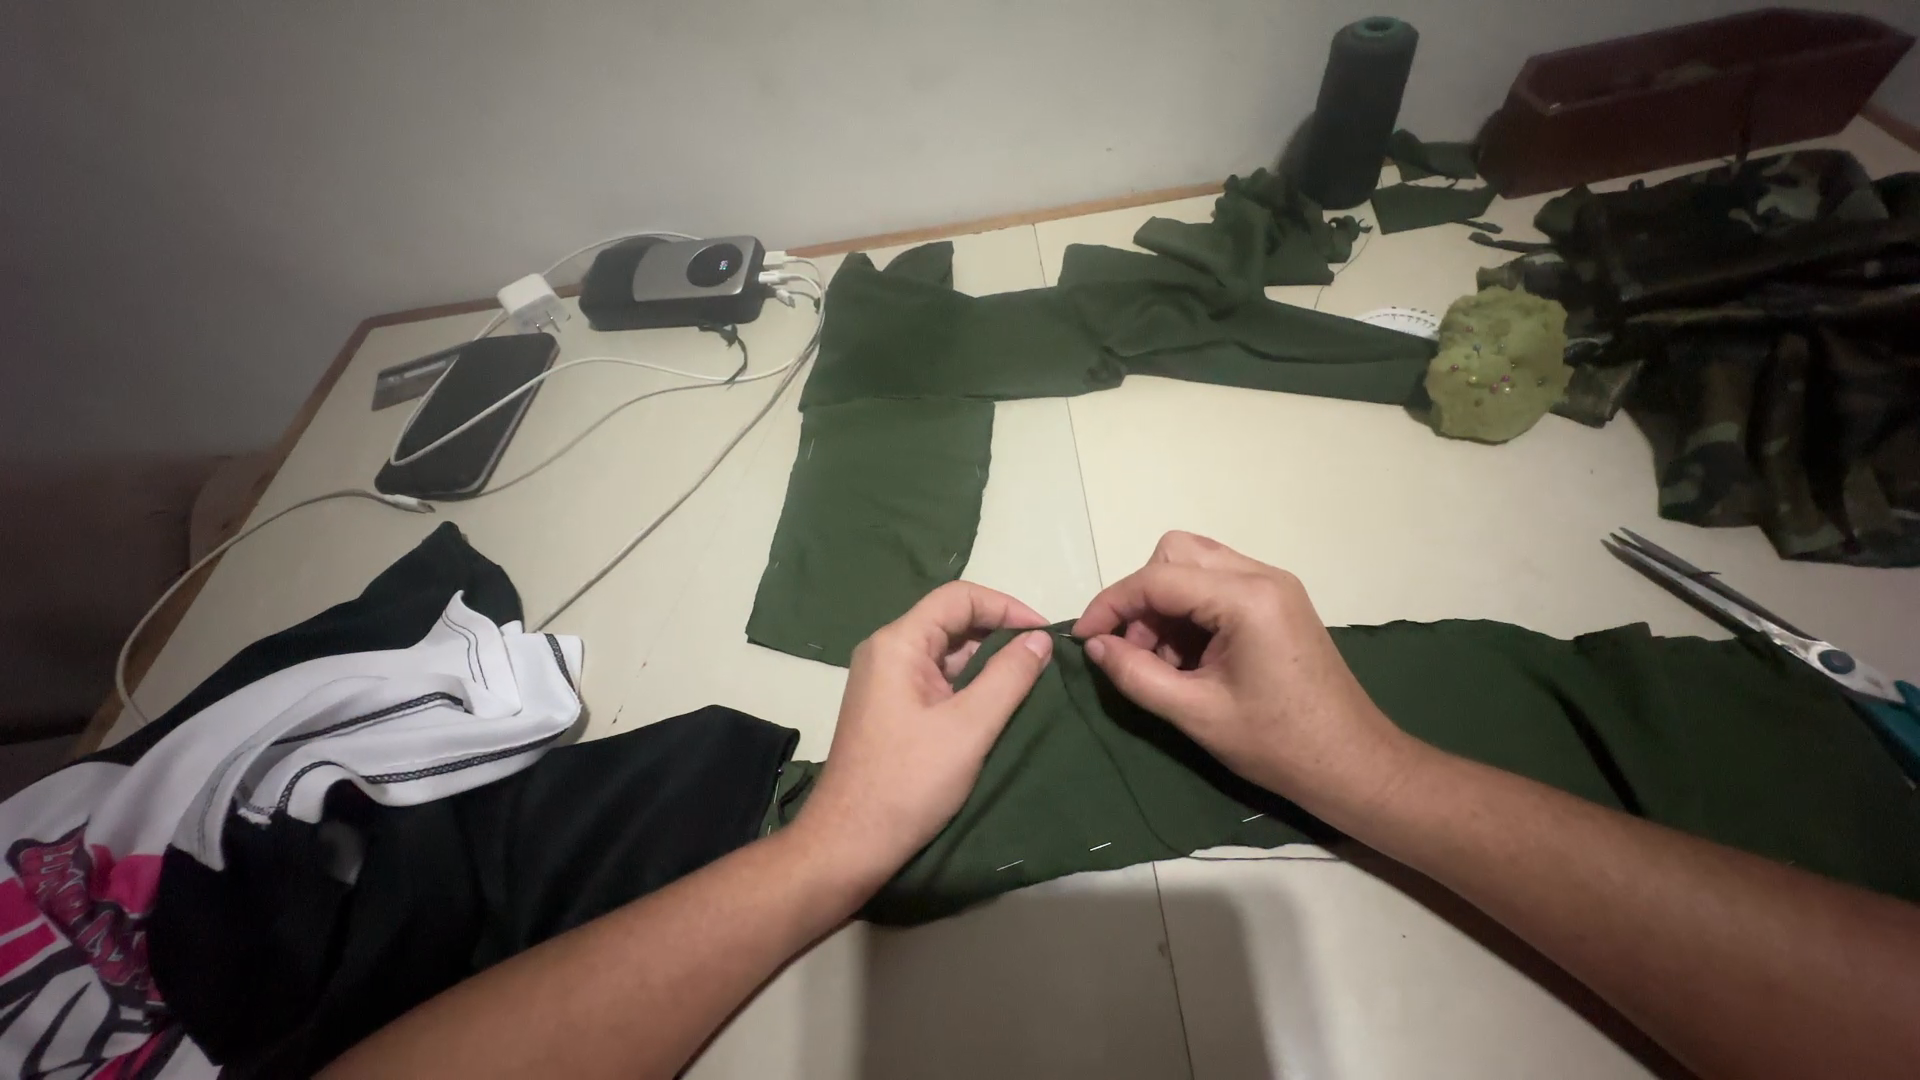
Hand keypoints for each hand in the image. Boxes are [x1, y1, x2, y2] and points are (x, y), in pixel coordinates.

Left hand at [794, 581, 1053, 894]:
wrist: (849, 843)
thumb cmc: (909, 782)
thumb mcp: (970, 727)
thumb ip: (1009, 676)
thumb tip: (1040, 638)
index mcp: (898, 643)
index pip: (958, 597)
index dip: (1005, 606)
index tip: (1044, 634)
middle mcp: (888, 651)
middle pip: (951, 620)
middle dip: (999, 632)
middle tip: (1044, 658)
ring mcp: (886, 680)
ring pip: (945, 651)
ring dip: (987, 660)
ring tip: (1031, 679)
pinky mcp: (891, 707)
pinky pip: (937, 678)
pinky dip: (970, 683)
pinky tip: (999, 703)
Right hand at [1071, 531, 1411, 816]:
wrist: (1353, 765)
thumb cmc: (1277, 744)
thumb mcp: (1195, 713)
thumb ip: (1136, 674)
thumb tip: (1095, 645)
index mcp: (1246, 599)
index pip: (1158, 579)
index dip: (1111, 605)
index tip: (1085, 638)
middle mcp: (1261, 576)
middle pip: (1175, 554)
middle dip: (1141, 596)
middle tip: (1132, 648)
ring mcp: (1272, 585)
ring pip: (1193, 565)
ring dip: (1163, 604)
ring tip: (1159, 659)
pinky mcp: (1275, 601)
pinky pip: (1214, 585)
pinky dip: (1187, 611)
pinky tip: (1186, 657)